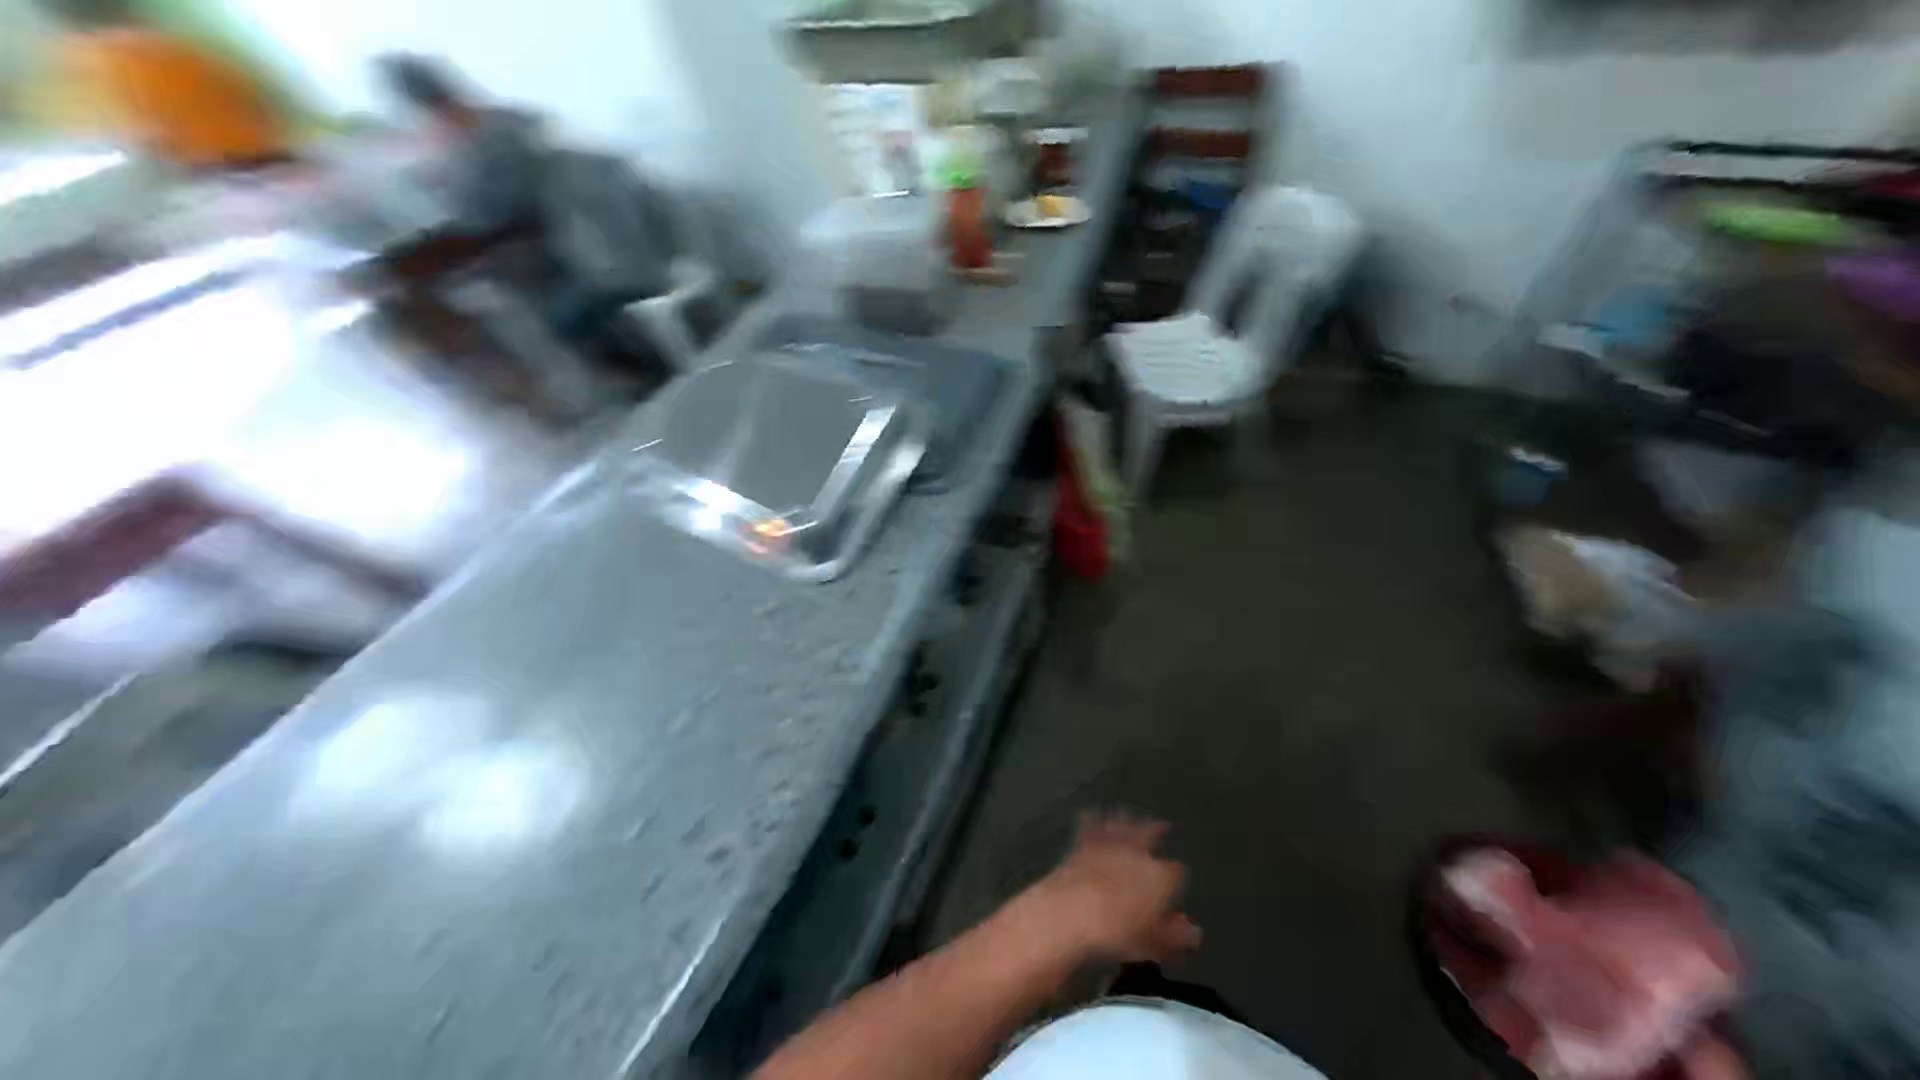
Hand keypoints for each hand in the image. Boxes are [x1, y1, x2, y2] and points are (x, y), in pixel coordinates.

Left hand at [1022, 812, 1201, 963]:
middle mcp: (1137, 853)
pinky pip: (1090, 826)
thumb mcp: (1154, 944)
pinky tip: (1089, 814)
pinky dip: (1091, 820)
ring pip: (1122, 825)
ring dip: (1126, 820)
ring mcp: (1109, 845)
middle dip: (1156, 830)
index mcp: (1161, 876)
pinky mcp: (1083, 844)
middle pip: (1151, 835)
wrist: (1075, 909)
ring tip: (1128, 814)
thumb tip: (1192, 932)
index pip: (1176, 872)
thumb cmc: (1119, 931)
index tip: (1174, 883)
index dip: (1175, 878)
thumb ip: (1176, 936)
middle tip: (1161, 825)